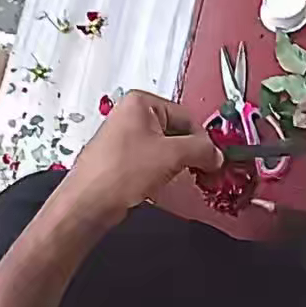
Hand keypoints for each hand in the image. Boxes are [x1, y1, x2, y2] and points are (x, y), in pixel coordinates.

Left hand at [48, 90, 221, 224]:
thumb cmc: (124, 171)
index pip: (186, 117)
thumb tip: (217, 155)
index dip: (202, 140)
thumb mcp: (172, 155)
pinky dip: (162, 171)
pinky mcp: (120, 158)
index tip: (212, 161)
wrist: (88, 204)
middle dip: (190, 153)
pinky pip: (151, 159)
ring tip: (180, 179)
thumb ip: (202, 150)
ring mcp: (124, 136)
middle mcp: (131, 114)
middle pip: (176, 131)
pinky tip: (161, 184)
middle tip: (203, 173)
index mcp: (141, 102)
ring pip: (165, 147)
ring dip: (177, 164)